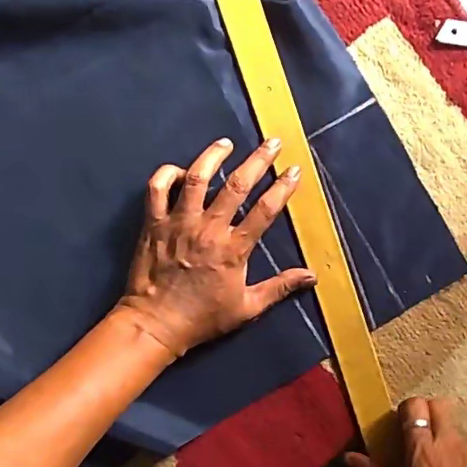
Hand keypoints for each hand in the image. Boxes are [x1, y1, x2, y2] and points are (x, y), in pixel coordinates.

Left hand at [115, 137, 315, 356]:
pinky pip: (157, 188)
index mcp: (233, 249)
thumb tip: (312, 276)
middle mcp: (208, 229)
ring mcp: (179, 223)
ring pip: (197, 178)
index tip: (294, 171)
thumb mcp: (247, 308)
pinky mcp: (154, 224)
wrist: (155, 324)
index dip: (282, 188)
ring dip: (213, 156)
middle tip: (271, 142)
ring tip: (226, 143)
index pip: (265, 210)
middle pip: (237, 186)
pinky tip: (181, 168)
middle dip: (258, 160)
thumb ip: (280, 287)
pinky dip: (168, 173)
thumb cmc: (203, 318)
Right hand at [346, 396, 466, 466]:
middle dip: (427, 412)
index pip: (414, 406)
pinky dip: (460, 458)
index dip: (404, 413)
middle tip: (416, 439)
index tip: (398, 431)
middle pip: (440, 404)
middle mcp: (450, 445)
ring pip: (456, 429)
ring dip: (444, 437)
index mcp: (421, 452)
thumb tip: (352, 457)